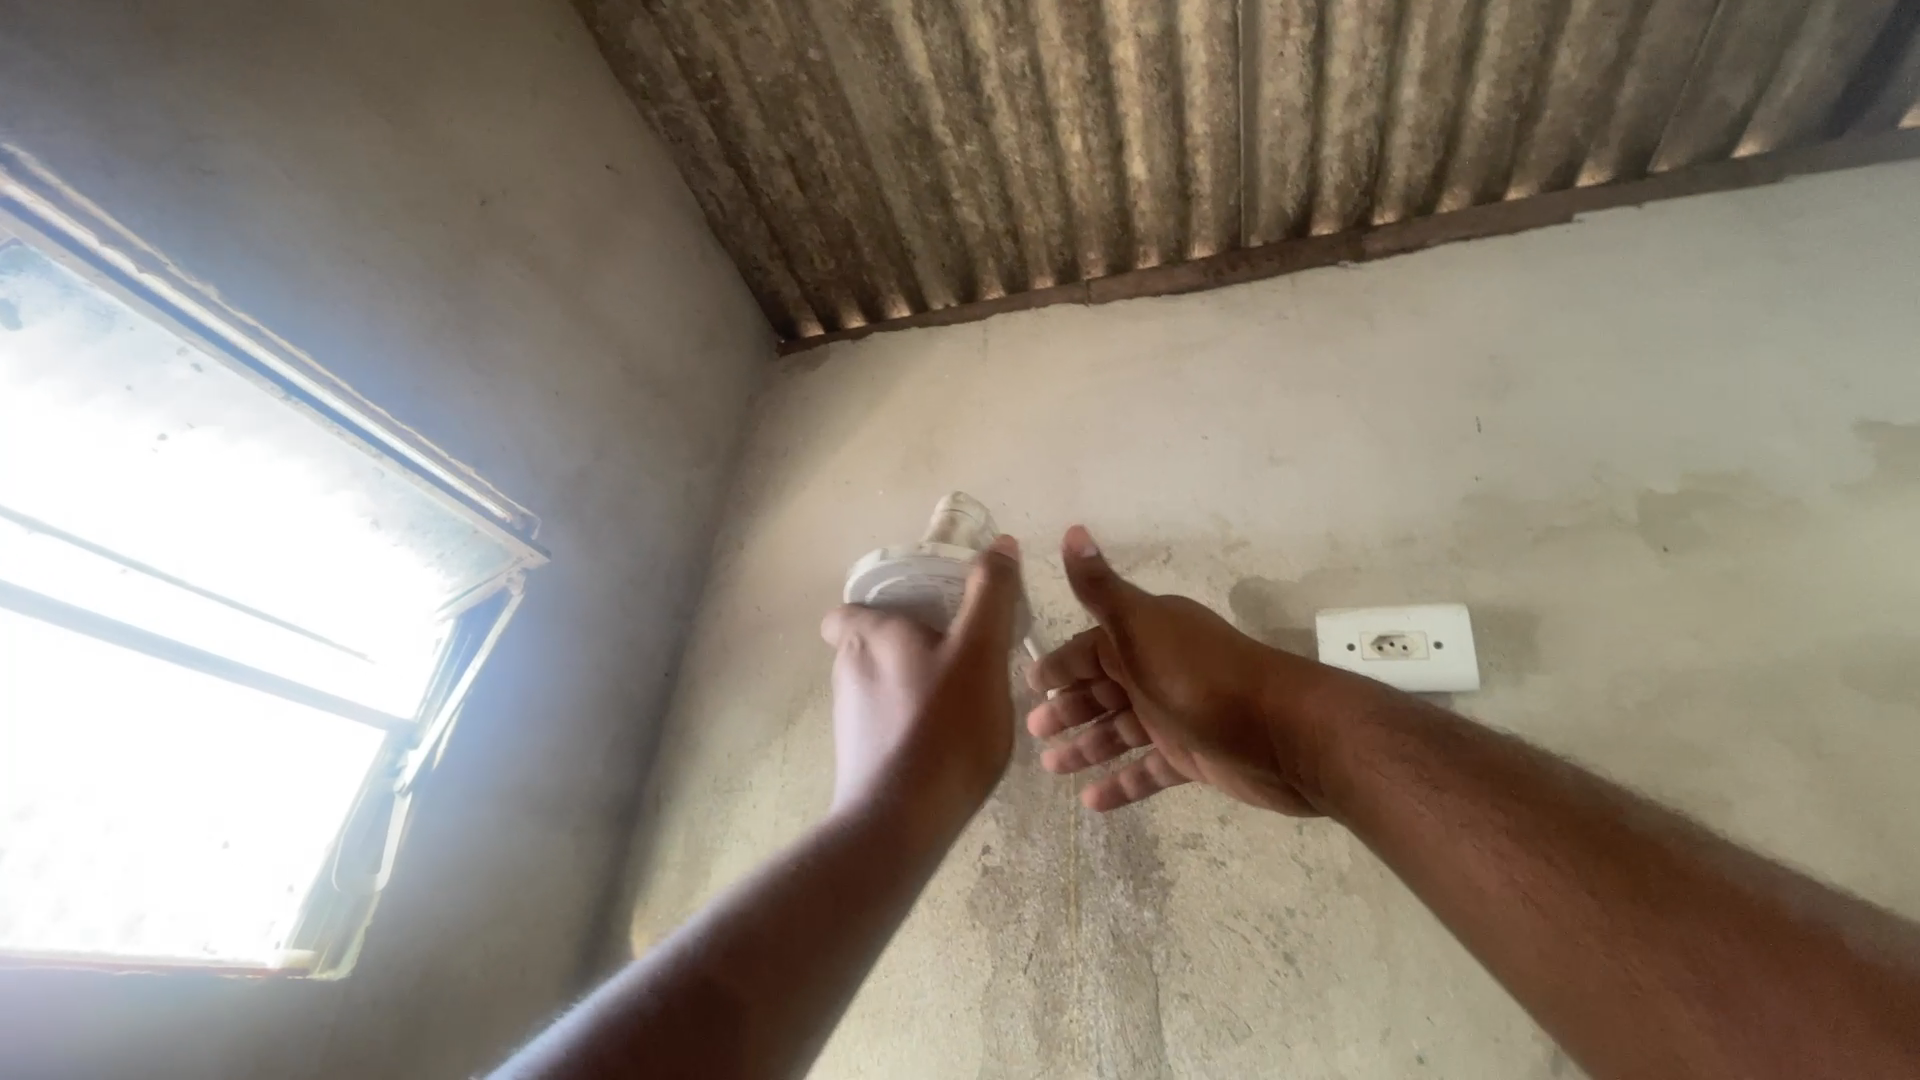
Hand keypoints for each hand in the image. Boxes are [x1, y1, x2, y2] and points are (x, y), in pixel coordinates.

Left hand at [820, 535, 1024, 829]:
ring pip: (880, 682)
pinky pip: (886, 720)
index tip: (921, 612)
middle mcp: (847, 670)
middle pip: (871, 642)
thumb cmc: (943, 726)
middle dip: (908, 642)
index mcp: (867, 636)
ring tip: (961, 698)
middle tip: (959, 651)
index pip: (848, 608)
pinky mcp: (858, 754)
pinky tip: (946, 740)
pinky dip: (910, 719)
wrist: (901, 823)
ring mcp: (849, 717)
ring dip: (912, 681)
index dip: (878, 605)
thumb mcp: (980, 652)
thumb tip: (1001, 544)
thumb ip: (991, 596)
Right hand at [1027, 526, 1347, 814]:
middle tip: (1034, 733)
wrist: (1286, 732)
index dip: (1058, 666)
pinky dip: (1121, 783)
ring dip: (1087, 748)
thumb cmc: (1202, 677)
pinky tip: (1091, 803)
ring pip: (1120, 732)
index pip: (1087, 649)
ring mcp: (1175, 716)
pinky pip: (1148, 771)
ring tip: (1052, 768)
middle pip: (1101, 691)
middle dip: (1067, 710)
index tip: (1027, 685)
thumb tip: (1072, 530)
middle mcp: (1156, 672)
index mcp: (1142, 638)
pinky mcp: (1193, 758)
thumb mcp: (1142, 627)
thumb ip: (1101, 588)